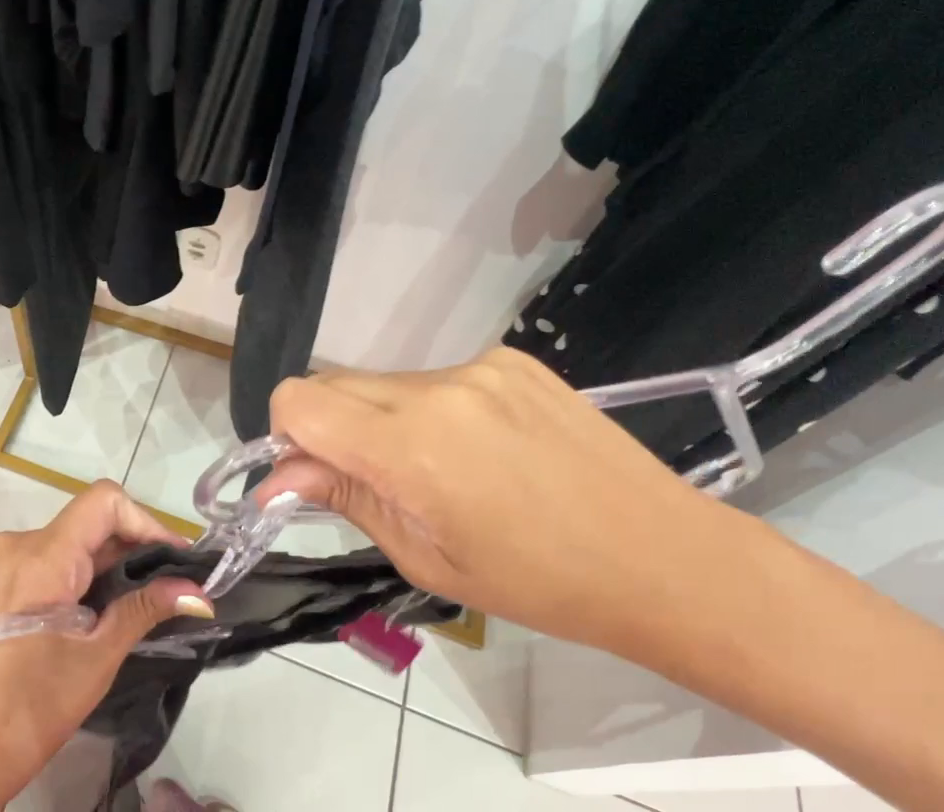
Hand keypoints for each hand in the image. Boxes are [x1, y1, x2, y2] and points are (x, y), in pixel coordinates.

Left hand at [0, 482, 210, 811]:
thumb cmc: (26, 711)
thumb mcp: (94, 660)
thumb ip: (144, 611)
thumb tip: (198, 592)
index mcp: (39, 556)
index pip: (104, 502)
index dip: (147, 523)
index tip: (179, 563)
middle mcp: (15, 544)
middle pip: (87, 522)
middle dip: (133, 550)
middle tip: (171, 591)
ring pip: (67, 543)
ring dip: (106, 566)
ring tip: (139, 607)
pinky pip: (45, 561)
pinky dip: (77, 577)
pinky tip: (96, 614)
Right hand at [258, 348, 741, 651]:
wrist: (665, 558)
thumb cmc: (538, 583)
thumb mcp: (425, 559)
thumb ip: (345, 500)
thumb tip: (277, 479)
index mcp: (409, 447)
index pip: (298, 400)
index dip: (287, 435)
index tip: (314, 474)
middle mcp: (435, 389)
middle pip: (333, 384)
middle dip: (331, 429)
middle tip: (375, 483)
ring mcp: (478, 367)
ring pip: (383, 383)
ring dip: (383, 420)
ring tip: (441, 471)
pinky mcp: (511, 360)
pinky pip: (435, 378)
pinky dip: (431, 410)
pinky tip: (482, 450)